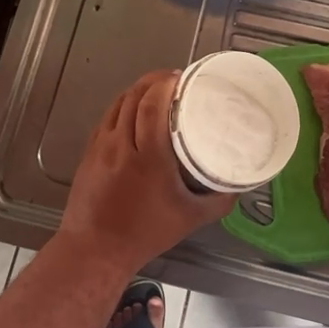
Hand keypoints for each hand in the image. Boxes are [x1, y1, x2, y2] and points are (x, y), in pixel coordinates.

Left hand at [56, 70, 234, 276]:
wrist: (95, 249)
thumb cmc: (144, 234)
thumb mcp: (190, 219)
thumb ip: (219, 201)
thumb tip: (238, 185)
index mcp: (149, 155)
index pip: (153, 104)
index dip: (166, 84)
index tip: (182, 78)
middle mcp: (122, 144)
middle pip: (135, 96)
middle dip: (154, 81)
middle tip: (174, 79)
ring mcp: (102, 146)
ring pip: (118, 104)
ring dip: (137, 90)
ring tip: (156, 89)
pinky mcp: (89, 152)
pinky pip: (107, 118)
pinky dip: (122, 106)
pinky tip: (133, 110)